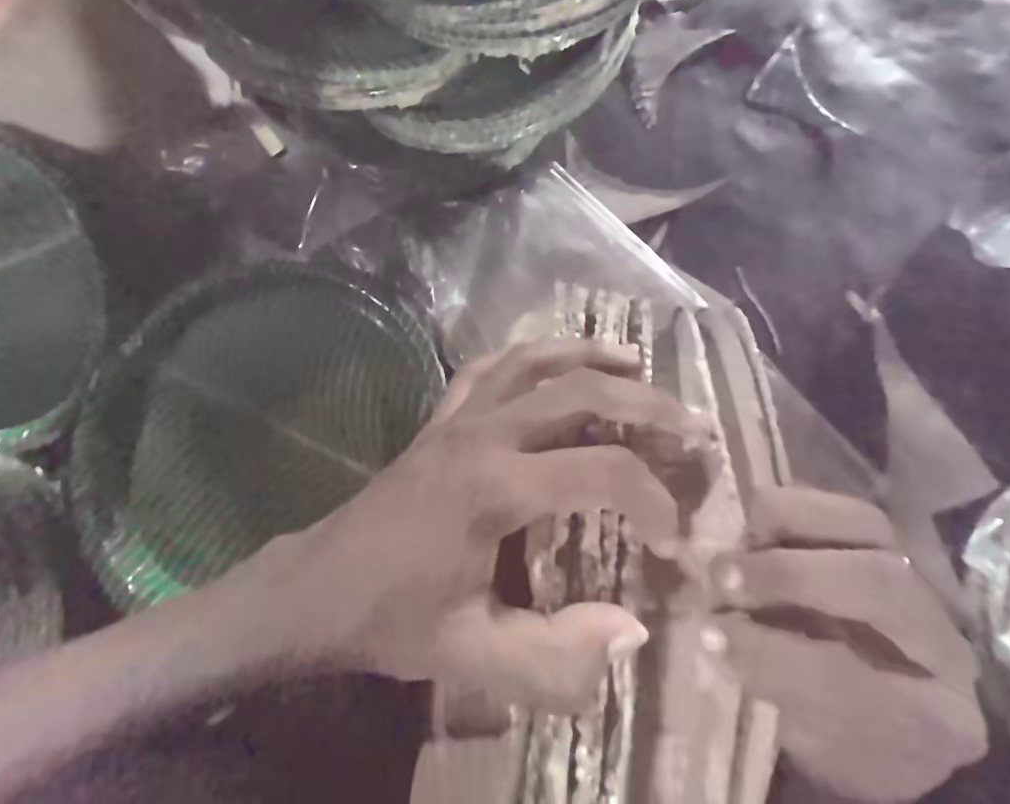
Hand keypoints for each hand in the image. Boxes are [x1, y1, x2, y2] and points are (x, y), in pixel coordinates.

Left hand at [247, 337, 712, 712]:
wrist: (318, 586)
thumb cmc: (394, 618)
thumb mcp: (470, 656)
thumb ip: (553, 658)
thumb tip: (633, 630)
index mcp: (494, 488)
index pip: (600, 473)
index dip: (652, 500)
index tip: (675, 538)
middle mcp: (484, 434)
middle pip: (580, 394)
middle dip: (645, 405)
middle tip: (691, 424)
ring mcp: (460, 415)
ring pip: (536, 361)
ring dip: (591, 355)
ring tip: (637, 363)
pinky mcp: (442, 415)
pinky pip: (490, 365)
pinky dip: (530, 352)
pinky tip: (555, 357)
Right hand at [710, 487, 986, 802]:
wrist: (897, 706)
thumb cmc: (851, 736)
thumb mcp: (815, 743)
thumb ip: (775, 688)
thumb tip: (715, 633)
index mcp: (936, 721)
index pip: (862, 686)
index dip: (775, 657)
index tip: (711, 637)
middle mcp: (947, 640)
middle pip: (877, 582)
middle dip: (787, 574)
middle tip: (721, 578)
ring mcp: (928, 579)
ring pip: (864, 522)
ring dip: (784, 524)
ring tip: (737, 542)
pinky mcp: (899, 541)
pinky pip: (842, 505)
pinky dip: (790, 511)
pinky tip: (755, 532)